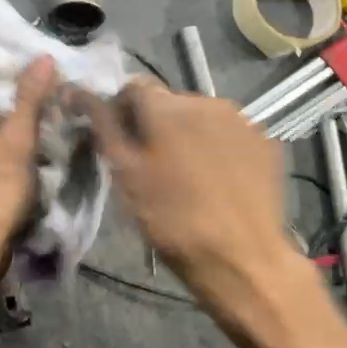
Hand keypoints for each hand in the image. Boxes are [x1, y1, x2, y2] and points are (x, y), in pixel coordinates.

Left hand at [0, 57, 53, 266]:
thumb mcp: (19, 139)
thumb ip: (30, 97)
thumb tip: (44, 55)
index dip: (28, 69)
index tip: (59, 65)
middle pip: (3, 98)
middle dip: (33, 96)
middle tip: (70, 88)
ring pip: (6, 122)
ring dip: (31, 120)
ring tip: (65, 110)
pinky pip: (4, 143)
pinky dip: (24, 141)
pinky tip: (48, 140)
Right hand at [84, 77, 314, 318]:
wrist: (244, 261)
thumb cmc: (173, 219)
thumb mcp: (125, 175)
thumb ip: (103, 125)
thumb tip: (81, 91)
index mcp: (166, 106)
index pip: (133, 86)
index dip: (121, 110)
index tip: (120, 142)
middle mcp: (205, 100)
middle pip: (169, 102)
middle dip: (156, 124)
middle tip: (152, 165)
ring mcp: (241, 119)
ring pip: (201, 117)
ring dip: (188, 135)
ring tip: (188, 174)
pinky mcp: (265, 140)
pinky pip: (229, 133)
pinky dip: (218, 147)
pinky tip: (218, 180)